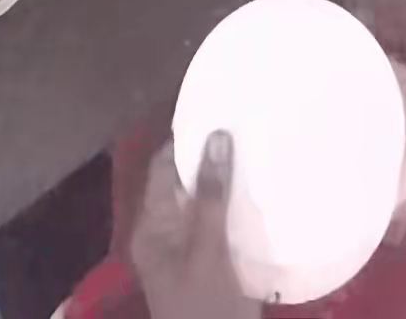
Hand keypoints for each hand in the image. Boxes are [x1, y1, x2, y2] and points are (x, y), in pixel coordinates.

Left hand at [131, 132, 258, 318]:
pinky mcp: (204, 264)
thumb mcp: (210, 252)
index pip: (163, 164)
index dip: (186, 135)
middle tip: (242, 124)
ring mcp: (182, 251)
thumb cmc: (208, 311)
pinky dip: (228, 204)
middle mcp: (161, 232)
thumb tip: (217, 133)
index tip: (218, 108)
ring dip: (221, 178)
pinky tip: (254, 192)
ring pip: (199, 200)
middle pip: (181, 180)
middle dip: (208, 154)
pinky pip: (212, 221)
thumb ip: (211, 195)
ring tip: (253, 148)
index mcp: (152, 226)